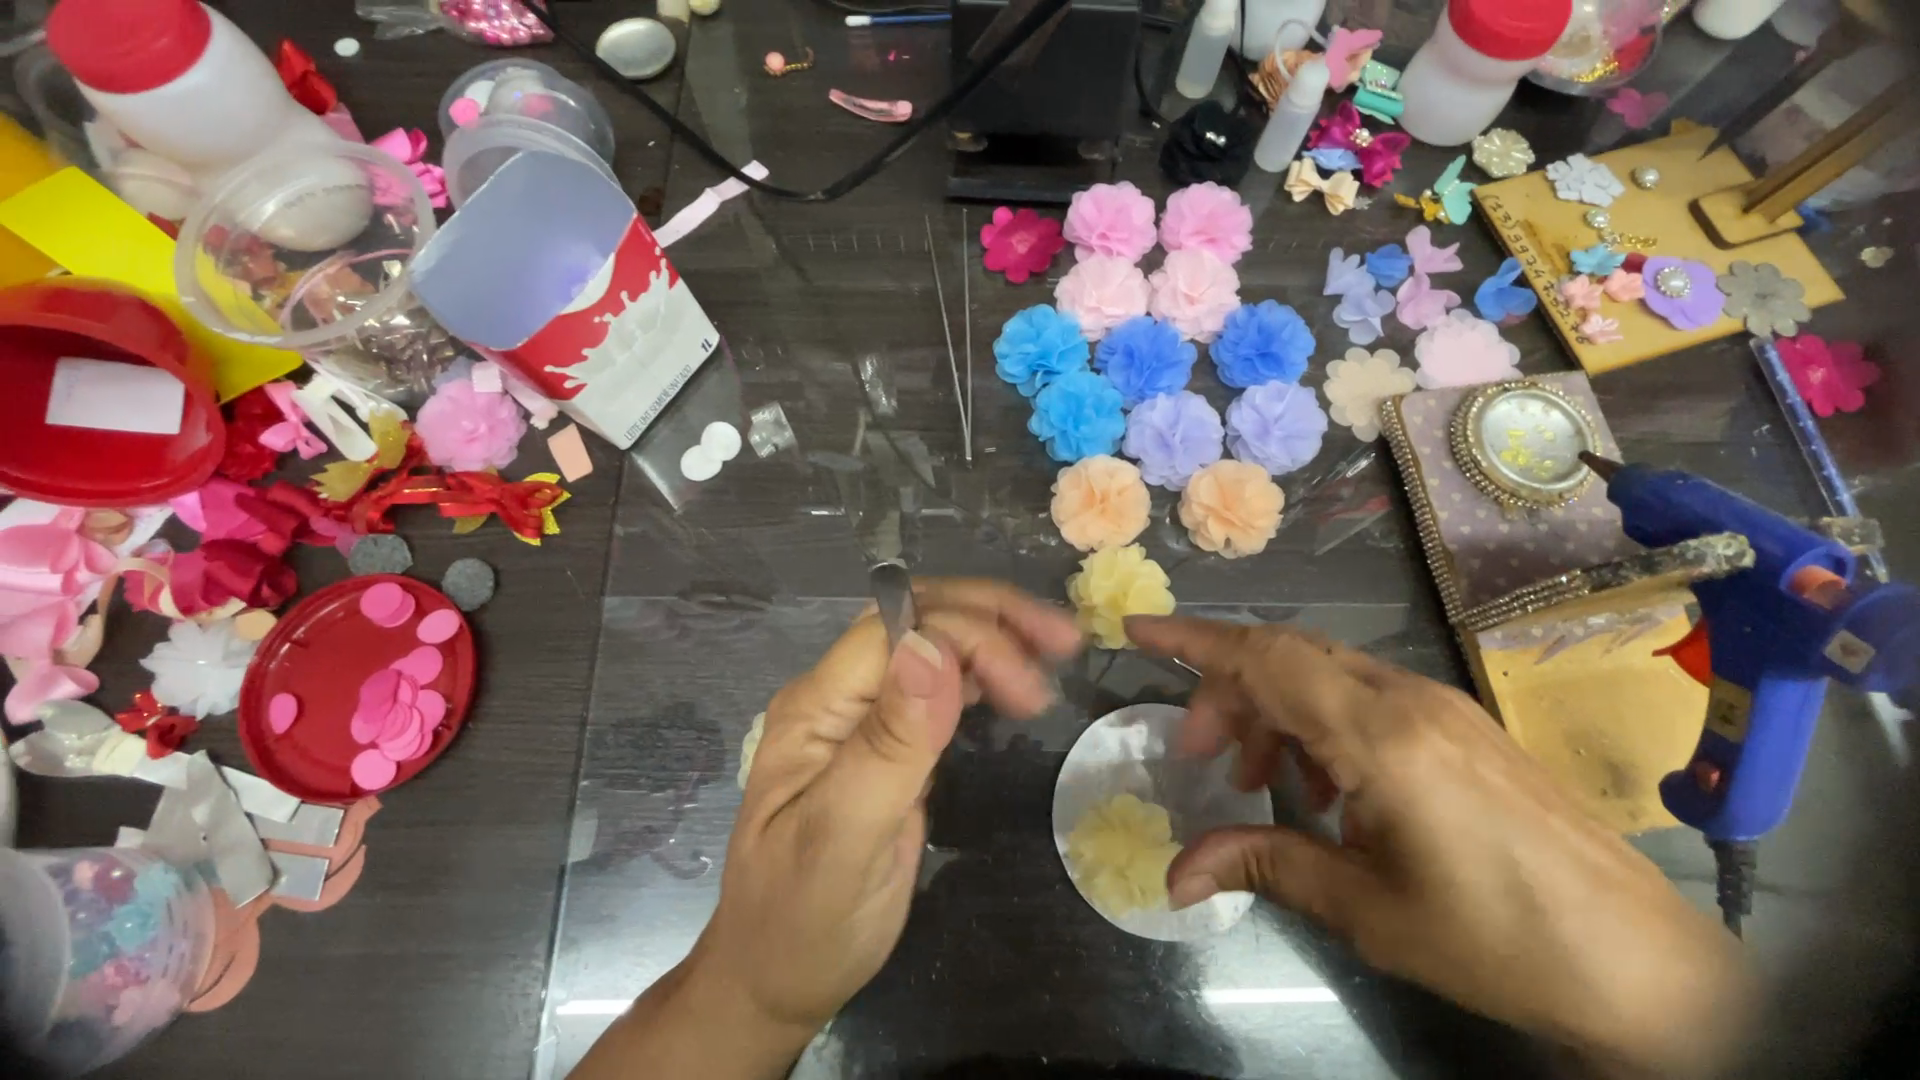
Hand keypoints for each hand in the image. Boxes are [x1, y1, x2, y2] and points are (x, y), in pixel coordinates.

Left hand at [573, 581, 1079, 1079]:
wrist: (777, 978)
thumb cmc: (804, 920)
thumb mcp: (844, 837)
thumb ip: (889, 744)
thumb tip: (932, 646)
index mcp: (816, 708)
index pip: (896, 628)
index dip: (968, 632)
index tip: (1030, 681)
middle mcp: (838, 698)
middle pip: (916, 620)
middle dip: (991, 619)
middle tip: (1063, 643)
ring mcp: (862, 719)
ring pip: (931, 645)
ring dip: (993, 639)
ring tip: (1055, 655)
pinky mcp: (888, 745)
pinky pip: (937, 687)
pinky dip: (982, 674)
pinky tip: (1016, 687)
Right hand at [1125, 616, 1755, 1077]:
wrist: (1644, 965)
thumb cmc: (1497, 938)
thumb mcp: (1365, 908)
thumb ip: (1262, 864)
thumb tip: (1173, 877)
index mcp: (1380, 737)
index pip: (1266, 658)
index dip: (1194, 639)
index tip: (1137, 629)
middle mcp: (1408, 700)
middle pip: (1287, 656)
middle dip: (1228, 691)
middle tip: (1203, 757)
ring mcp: (1440, 707)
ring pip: (1325, 672)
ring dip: (1273, 708)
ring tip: (1258, 778)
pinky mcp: (1460, 725)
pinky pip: (1363, 695)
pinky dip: (1317, 722)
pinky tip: (1323, 787)